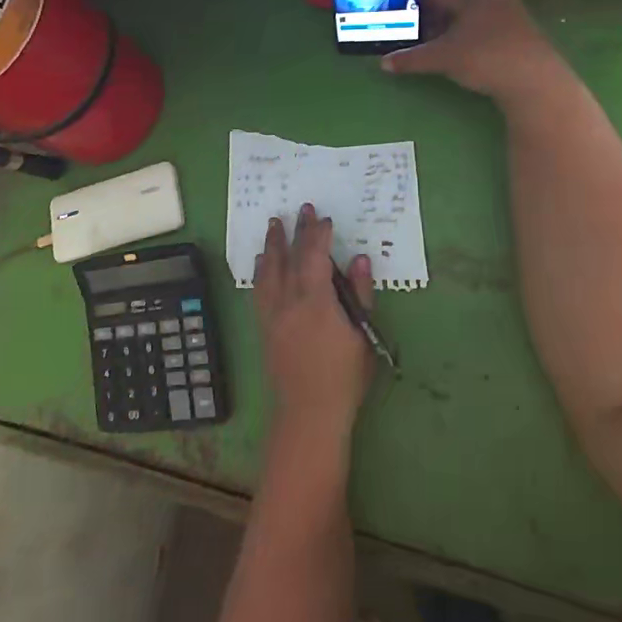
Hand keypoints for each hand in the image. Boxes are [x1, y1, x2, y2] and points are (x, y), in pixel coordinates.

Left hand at [253, 203, 374, 439]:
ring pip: (269, 272)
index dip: (319, 235)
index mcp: (316, 303)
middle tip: (299, 209)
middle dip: (296, 232)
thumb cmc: (345, 376)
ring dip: (272, 246)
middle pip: (290, 259)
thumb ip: (360, 294)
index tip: (324, 218)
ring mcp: (272, 316)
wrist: (309, 412)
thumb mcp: (362, 334)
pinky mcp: (264, 329)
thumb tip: (359, 259)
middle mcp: (289, 303)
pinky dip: (261, 271)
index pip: (315, 258)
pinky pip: (259, 291)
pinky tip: (262, 264)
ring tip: (273, 226)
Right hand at [379, 0, 566, 101]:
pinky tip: (469, 57)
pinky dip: (474, 39)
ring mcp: (512, 14)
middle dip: (436, 20)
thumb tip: (383, 63)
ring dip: (455, 31)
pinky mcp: (523, 34)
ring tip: (441, 50)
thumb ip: (412, 59)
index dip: (418, 8)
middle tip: (419, 39)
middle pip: (457, 4)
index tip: (405, 24)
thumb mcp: (443, 58)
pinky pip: (490, 29)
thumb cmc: (484, 58)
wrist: (535, 81)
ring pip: (474, 17)